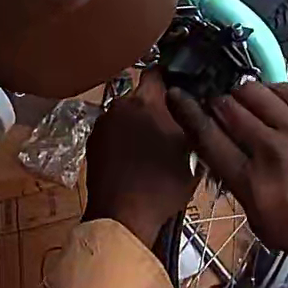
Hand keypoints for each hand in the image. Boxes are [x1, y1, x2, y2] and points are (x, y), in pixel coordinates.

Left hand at [83, 73, 200, 247]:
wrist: (123, 215)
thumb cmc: (162, 184)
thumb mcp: (192, 152)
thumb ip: (191, 121)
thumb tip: (195, 106)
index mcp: (145, 101)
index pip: (158, 72)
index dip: (171, 77)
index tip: (180, 86)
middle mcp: (120, 104)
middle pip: (142, 94)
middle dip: (156, 105)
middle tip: (170, 123)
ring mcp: (103, 122)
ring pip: (127, 113)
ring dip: (138, 121)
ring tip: (151, 145)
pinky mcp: (93, 140)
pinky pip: (113, 129)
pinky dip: (123, 137)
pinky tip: (133, 156)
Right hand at [167, 82, 287, 287]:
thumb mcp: (267, 226)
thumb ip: (238, 187)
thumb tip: (220, 153)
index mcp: (254, 185)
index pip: (206, 137)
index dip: (185, 112)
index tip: (175, 96)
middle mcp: (272, 151)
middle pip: (226, 107)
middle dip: (216, 105)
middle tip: (218, 110)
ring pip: (251, 91)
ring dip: (240, 96)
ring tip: (245, 105)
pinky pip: (284, 89)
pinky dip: (271, 93)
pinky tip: (273, 103)